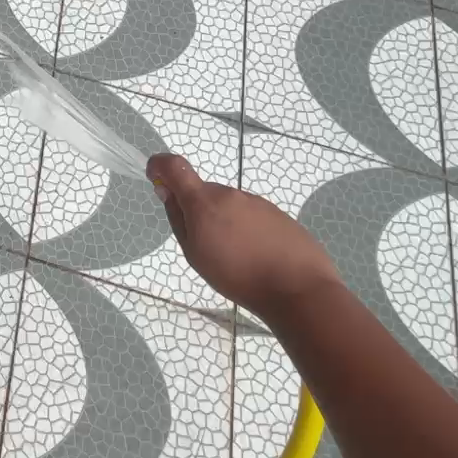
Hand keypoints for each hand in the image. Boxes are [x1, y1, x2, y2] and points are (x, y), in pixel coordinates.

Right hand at [148, 153, 344, 319]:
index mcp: (204, 201)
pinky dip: (249, 230)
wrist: (301, 292)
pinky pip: (254, 216)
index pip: (174, 165)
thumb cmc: (238, 276)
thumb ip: (178, 218)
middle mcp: (231, 194)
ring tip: (240, 256)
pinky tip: (261, 256)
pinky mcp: (281, 216)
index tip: (157, 181)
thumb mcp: (194, 253)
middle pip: (205, 192)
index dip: (160, 166)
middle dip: (199, 210)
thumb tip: (168, 192)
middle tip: (208, 243)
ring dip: (226, 221)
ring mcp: (259, 203)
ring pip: (230, 205)